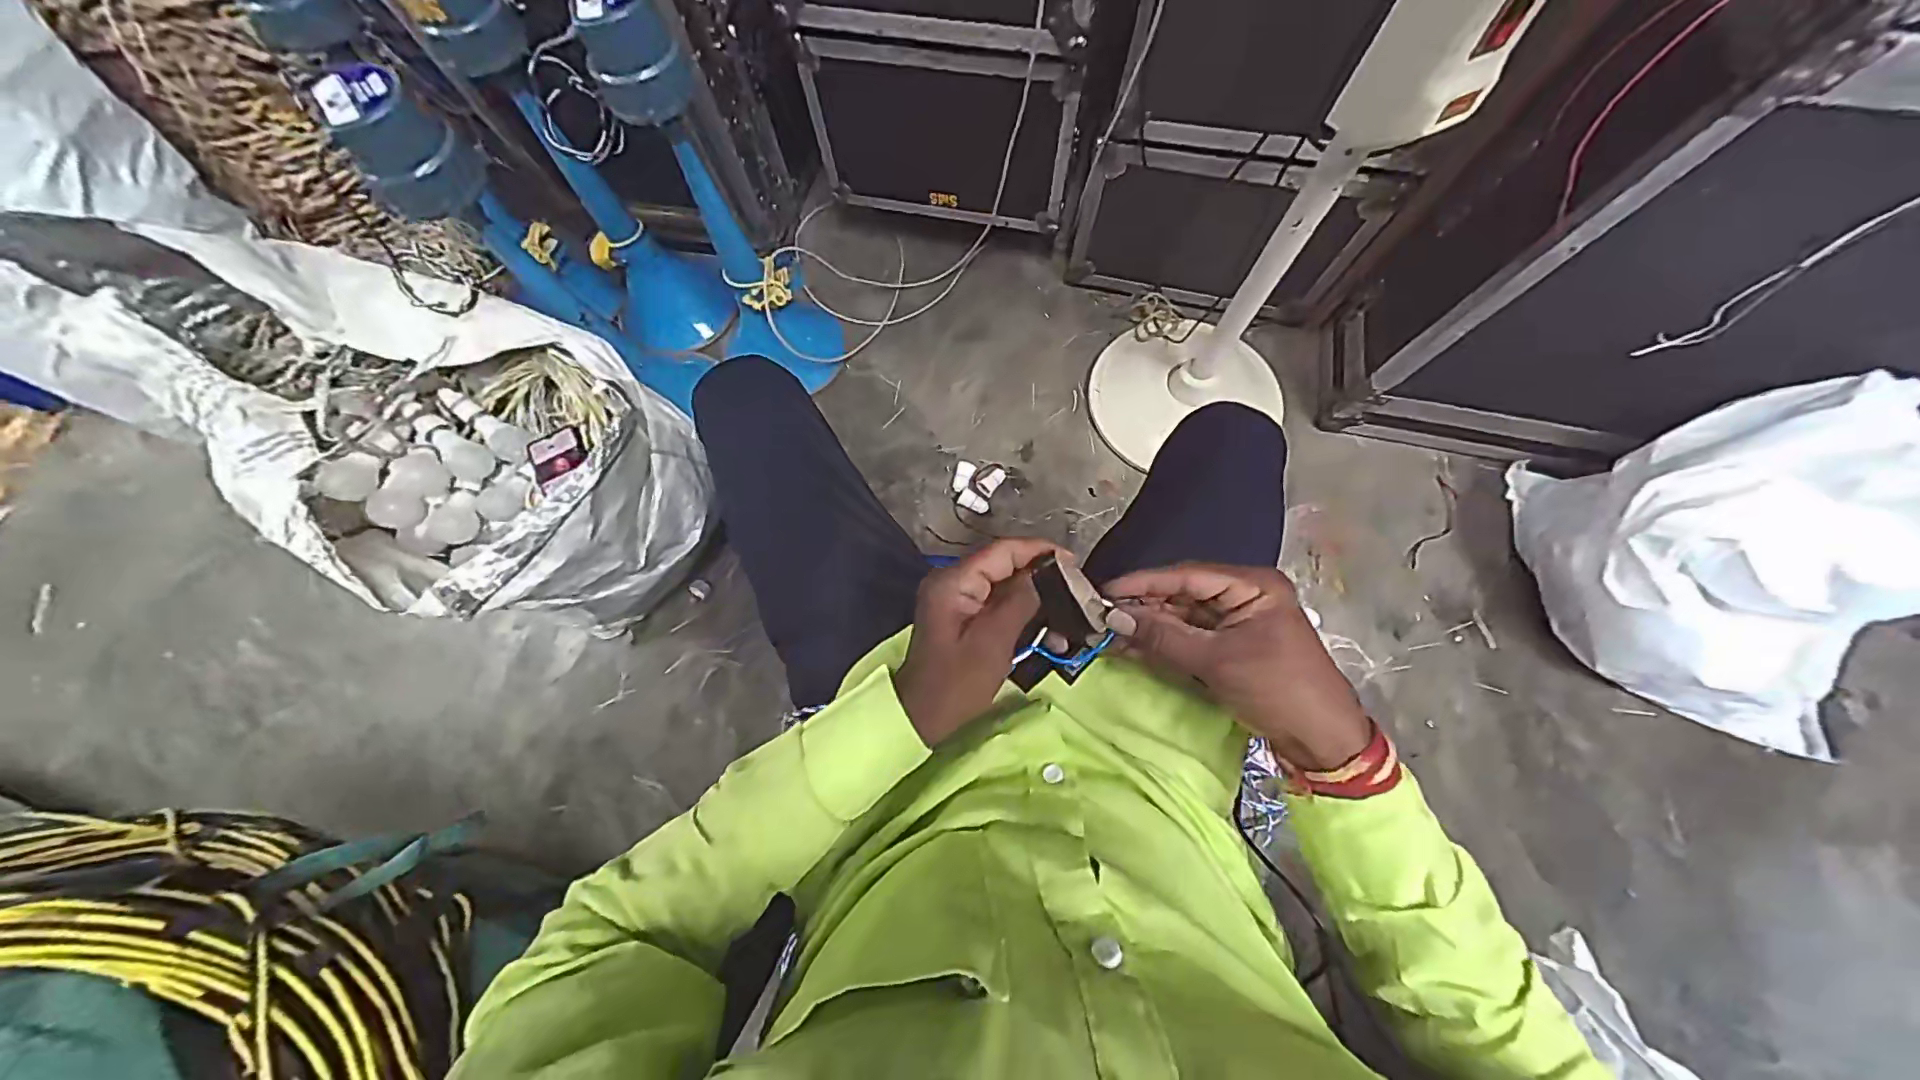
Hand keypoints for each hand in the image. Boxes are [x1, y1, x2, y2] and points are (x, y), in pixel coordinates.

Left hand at [894, 537, 1058, 745]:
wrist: (923, 718)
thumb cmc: (957, 684)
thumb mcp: (993, 641)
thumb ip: (1020, 600)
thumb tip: (1046, 573)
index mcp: (953, 582)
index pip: (1002, 551)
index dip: (1039, 550)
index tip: (1073, 562)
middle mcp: (951, 581)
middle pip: (1004, 565)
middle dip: (1040, 575)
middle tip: (1075, 588)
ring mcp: (955, 599)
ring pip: (1003, 584)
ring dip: (1034, 595)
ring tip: (1065, 609)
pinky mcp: (961, 616)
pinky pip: (996, 603)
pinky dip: (1020, 611)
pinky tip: (1044, 626)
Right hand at [1106, 563, 1371, 770]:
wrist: (1322, 740)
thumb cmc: (1278, 689)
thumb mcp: (1216, 661)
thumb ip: (1163, 636)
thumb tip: (1114, 619)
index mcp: (1252, 585)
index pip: (1186, 575)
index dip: (1142, 583)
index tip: (1105, 591)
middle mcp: (1243, 596)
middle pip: (1181, 594)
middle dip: (1142, 606)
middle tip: (1100, 615)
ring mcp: (1235, 621)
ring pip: (1181, 617)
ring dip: (1147, 626)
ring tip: (1108, 632)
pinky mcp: (1228, 646)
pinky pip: (1188, 638)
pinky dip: (1162, 643)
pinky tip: (1130, 646)